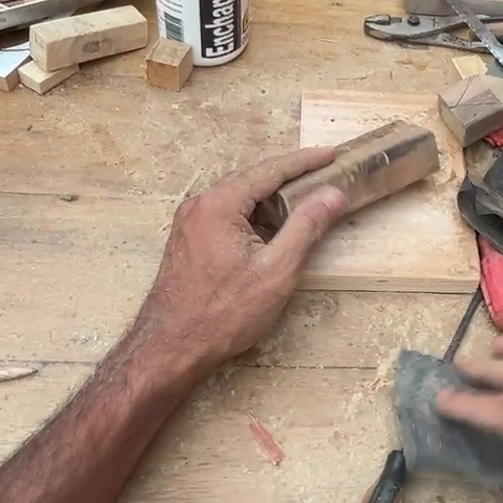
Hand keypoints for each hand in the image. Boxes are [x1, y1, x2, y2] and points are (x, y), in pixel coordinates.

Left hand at [136, 147, 347, 371]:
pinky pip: (227, 211)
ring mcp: (191, 222)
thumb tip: (332, 194)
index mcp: (219, 204)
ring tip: (305, 193)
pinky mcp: (189, 239)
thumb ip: (306, 227)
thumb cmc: (223, 313)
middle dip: (289, 173)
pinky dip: (255, 211)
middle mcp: (200, 205)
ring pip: (239, 195)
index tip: (332, 154)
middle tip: (323, 169)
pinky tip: (273, 222)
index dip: (305, 161)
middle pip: (252, 177)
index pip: (270, 170)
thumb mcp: (276, 270)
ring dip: (272, 193)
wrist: (169, 349)